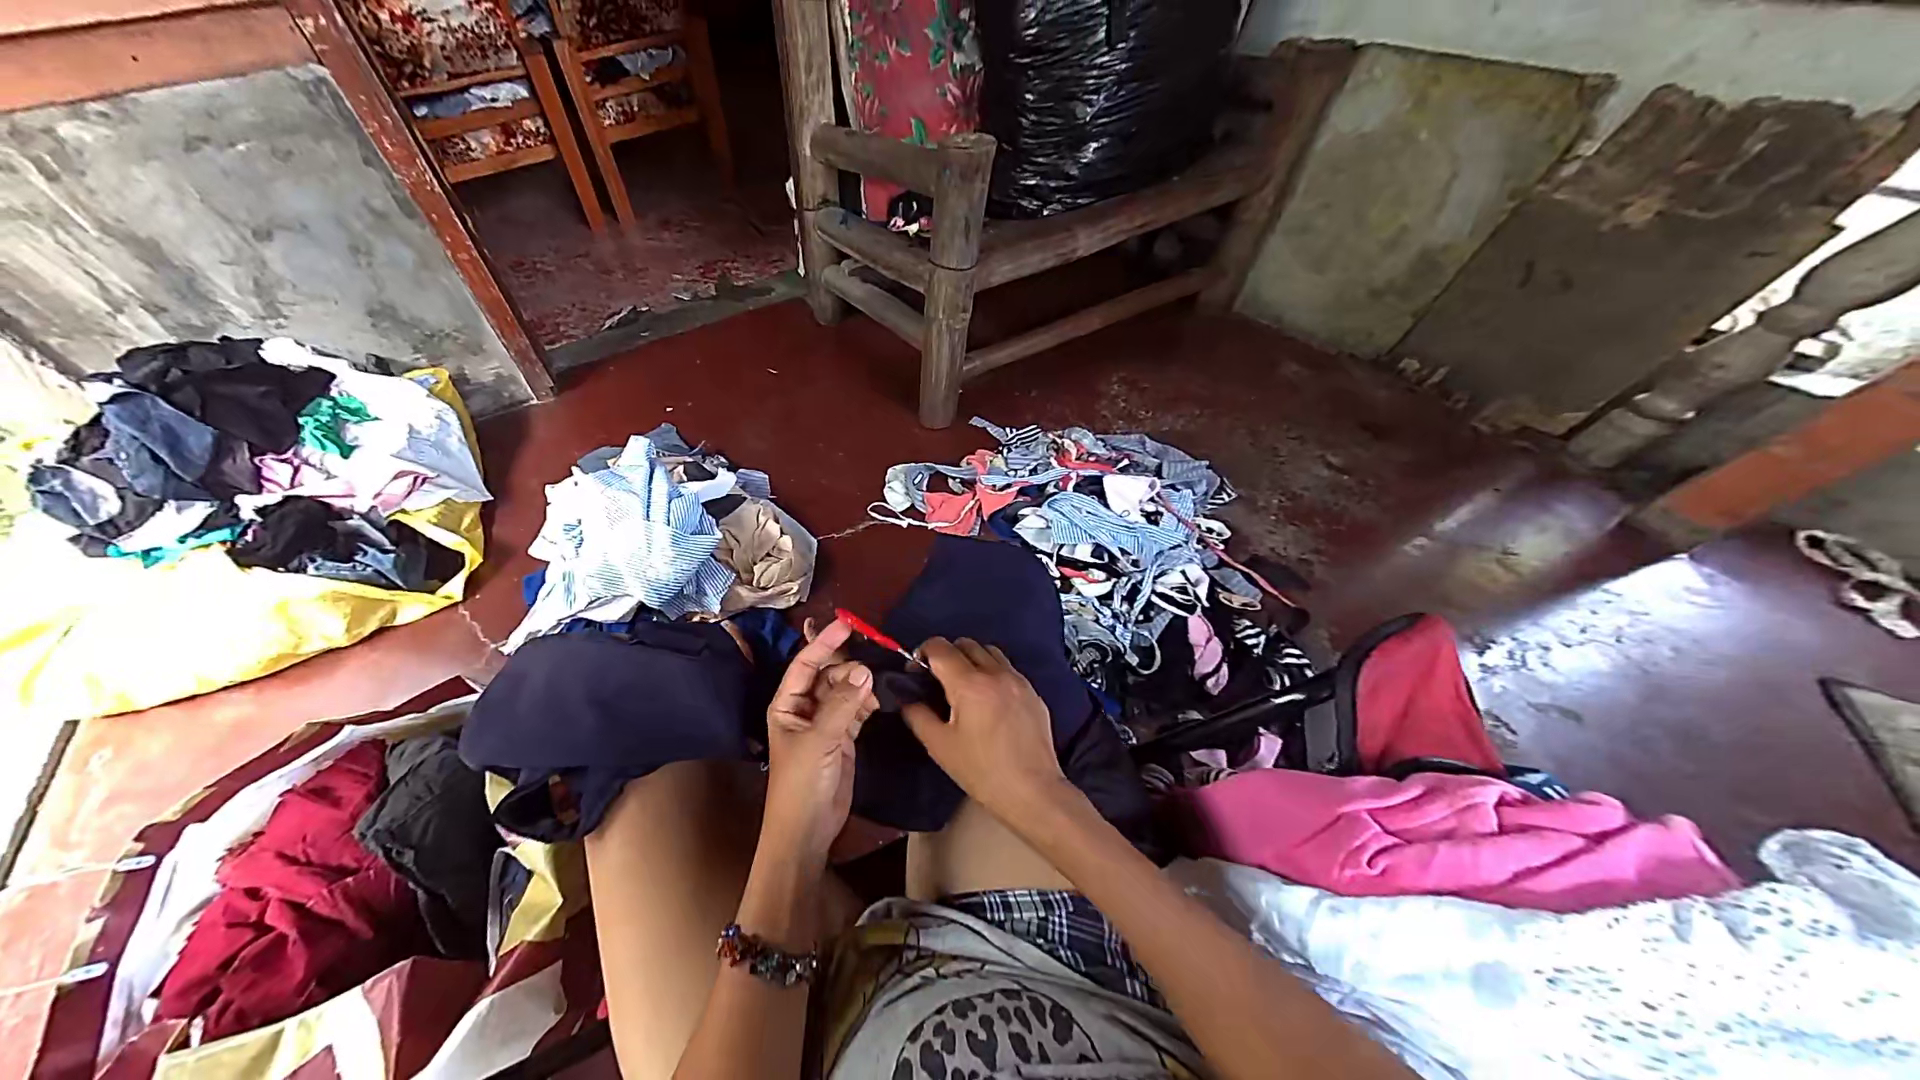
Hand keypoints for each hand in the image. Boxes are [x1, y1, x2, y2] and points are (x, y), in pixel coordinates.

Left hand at [762, 618, 877, 866]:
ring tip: (878, 685)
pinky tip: (881, 699)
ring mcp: (825, 722)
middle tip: (871, 667)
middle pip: (829, 674)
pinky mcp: (843, 736)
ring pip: (845, 690)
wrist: (807, 829)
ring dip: (861, 684)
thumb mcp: (819, 740)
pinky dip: (868, 702)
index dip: (824, 643)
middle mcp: (805, 708)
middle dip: (848, 666)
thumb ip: (842, 704)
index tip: (847, 624)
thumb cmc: (801, 783)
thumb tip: (865, 671)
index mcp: (787, 704)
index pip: (805, 663)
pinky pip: (857, 708)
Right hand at [900, 638, 1075, 820]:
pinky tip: (989, 700)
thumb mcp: (939, 746)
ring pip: (990, 651)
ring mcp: (1018, 681)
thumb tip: (907, 697)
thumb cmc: (981, 771)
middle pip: (966, 643)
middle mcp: (996, 673)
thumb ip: (917, 715)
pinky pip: (1008, 669)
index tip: (916, 672)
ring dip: (972, 659)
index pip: (940, 647)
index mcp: (970, 684)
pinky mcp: (1033, 693)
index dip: (922, 653)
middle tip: (938, 679)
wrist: (1032, 790)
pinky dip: (992, 672)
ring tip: (964, 686)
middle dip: (947, 654)